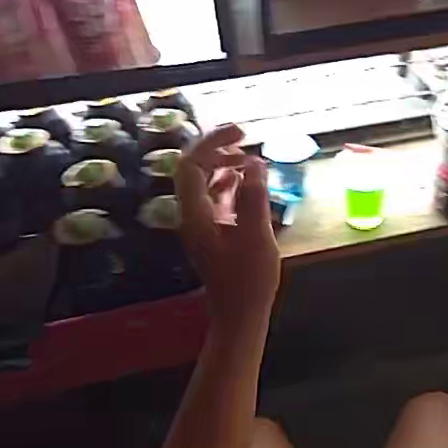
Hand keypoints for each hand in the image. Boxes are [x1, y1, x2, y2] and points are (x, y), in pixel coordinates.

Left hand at [176, 123, 279, 328]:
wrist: (239, 315)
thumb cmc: (249, 281)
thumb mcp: (256, 237)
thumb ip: (254, 198)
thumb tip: (255, 163)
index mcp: (195, 216)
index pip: (192, 165)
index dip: (212, 141)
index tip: (241, 132)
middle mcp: (191, 216)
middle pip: (193, 169)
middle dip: (216, 148)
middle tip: (245, 137)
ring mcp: (199, 225)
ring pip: (202, 182)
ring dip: (222, 164)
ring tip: (248, 157)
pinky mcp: (210, 233)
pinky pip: (212, 198)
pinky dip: (227, 183)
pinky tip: (245, 180)